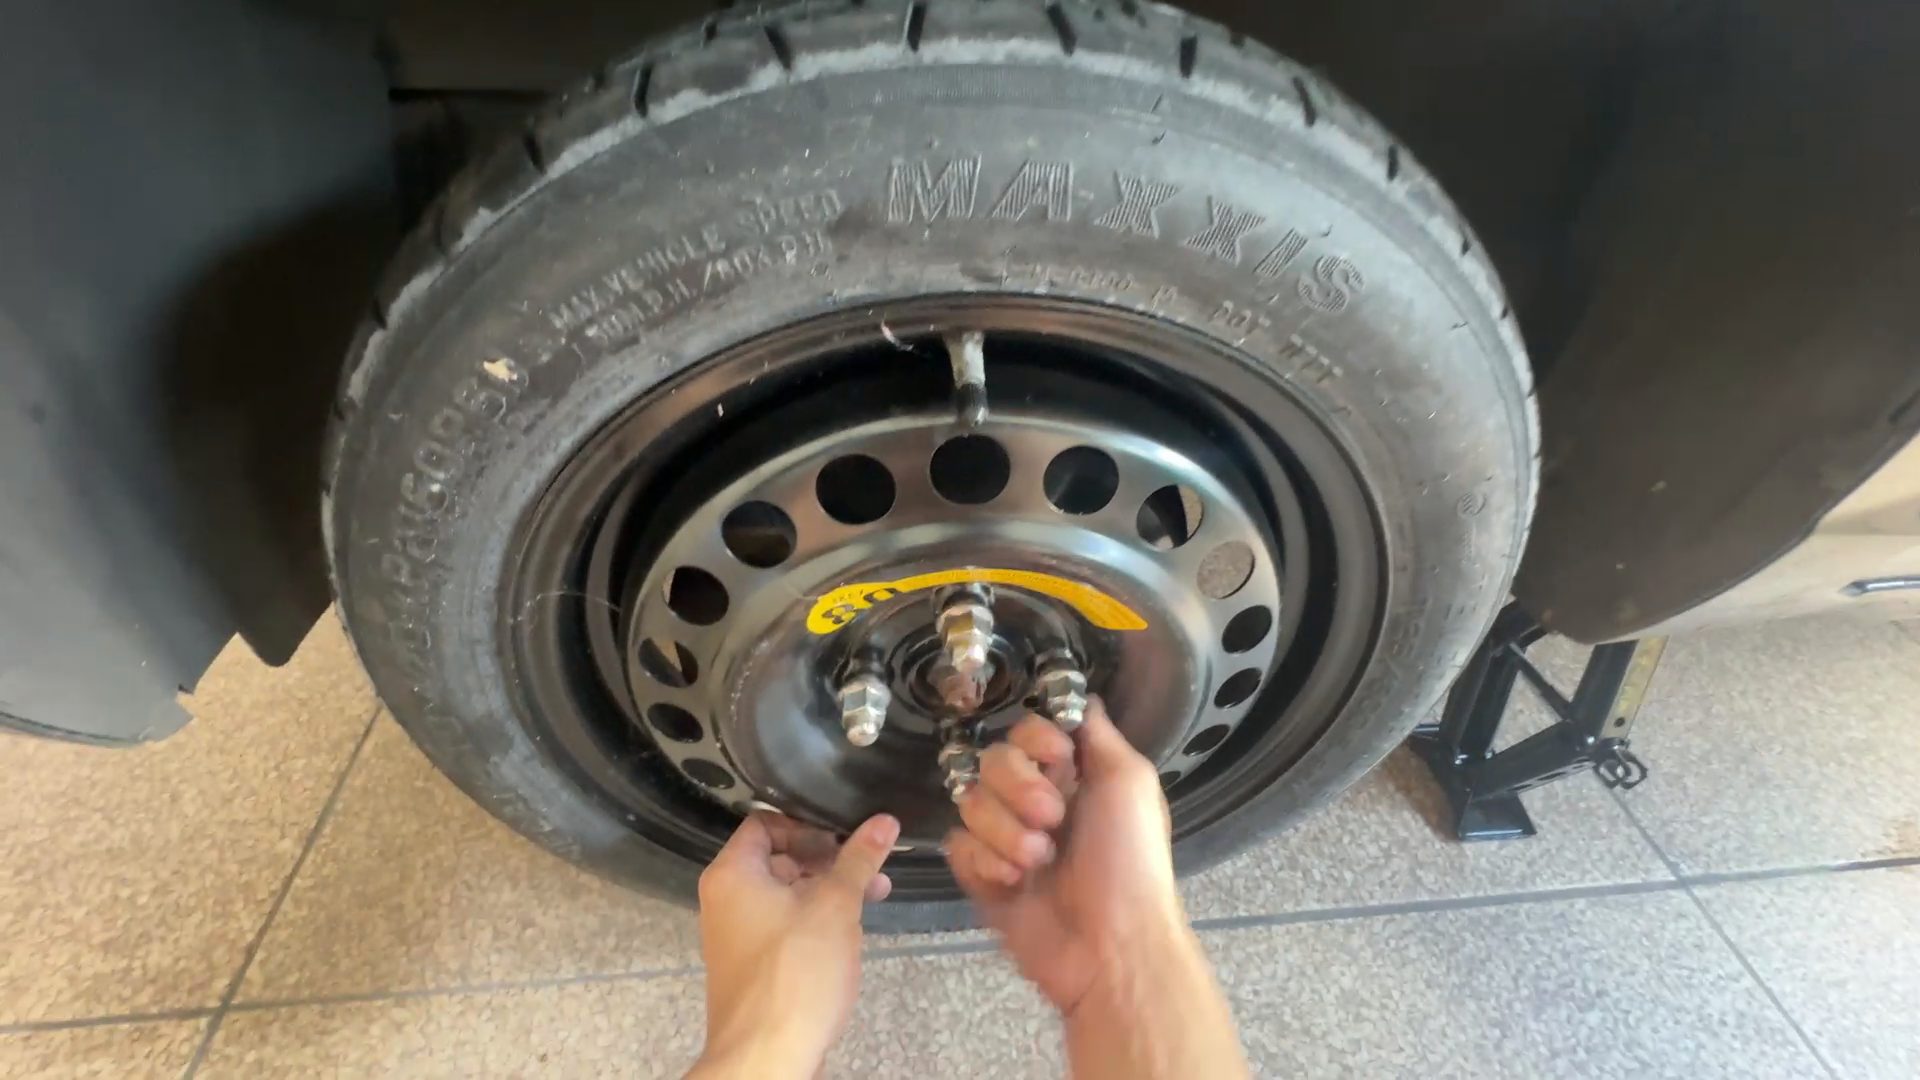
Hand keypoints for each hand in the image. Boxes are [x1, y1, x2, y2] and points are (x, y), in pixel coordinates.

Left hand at [689, 811, 899, 1079]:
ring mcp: (737, 934)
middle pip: (779, 856)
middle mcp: (726, 899)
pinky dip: (815, 916)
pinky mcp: (752, 964)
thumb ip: (860, 858)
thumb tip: (885, 821)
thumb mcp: (836, 904)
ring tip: (874, 892)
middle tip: (866, 864)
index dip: (805, 824)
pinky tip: (851, 926)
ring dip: (829, 887)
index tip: (841, 837)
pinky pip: (784, 922)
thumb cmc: (795, 970)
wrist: (766, 1060)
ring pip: (787, 891)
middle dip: (827, 857)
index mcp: (733, 874)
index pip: (765, 822)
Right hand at [944, 698, 1180, 1014]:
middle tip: (1052, 819)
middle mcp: (1033, 797)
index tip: (1058, 758)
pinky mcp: (981, 873)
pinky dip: (986, 863)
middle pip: (992, 759)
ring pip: (971, 800)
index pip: (1026, 729)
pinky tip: (1014, 883)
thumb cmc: (1129, 859)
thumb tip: (1082, 694)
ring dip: (1007, 833)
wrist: (1111, 947)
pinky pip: (958, 845)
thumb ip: (1098, 732)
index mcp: (1070, 773)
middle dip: (1019, 789)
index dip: (1034, 740)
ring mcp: (1004, 835)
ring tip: (1039, 862)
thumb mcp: (1131, 782)